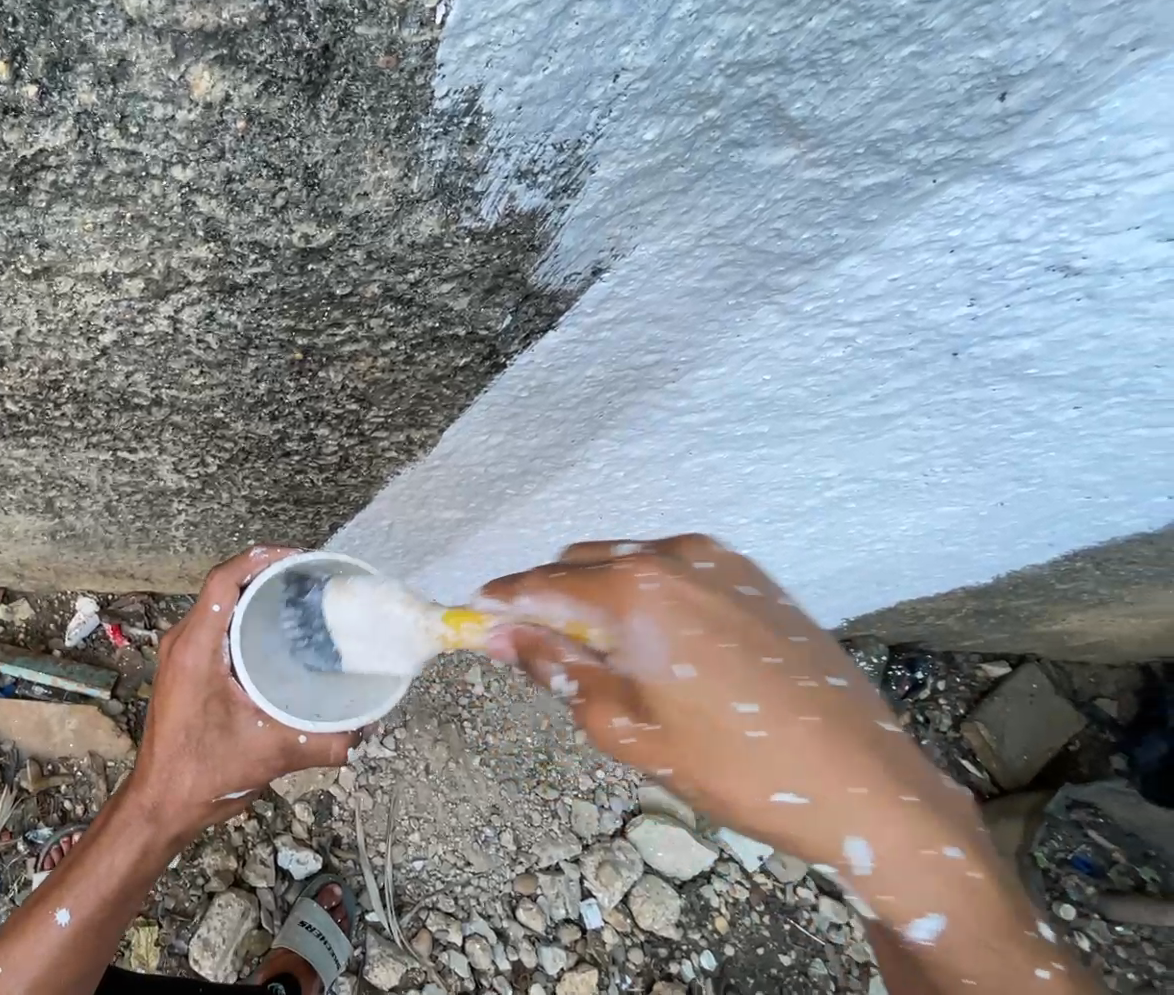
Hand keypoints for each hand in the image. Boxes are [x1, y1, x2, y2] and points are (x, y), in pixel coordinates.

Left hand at [123, 547, 353, 839]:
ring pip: (218, 605)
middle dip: (265, 573)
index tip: (298, 557)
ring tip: (296, 598)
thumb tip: (364, 728)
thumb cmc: (202, 774)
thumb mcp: (272, 753)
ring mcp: (180, 654)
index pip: (224, 580)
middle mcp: (183, 641)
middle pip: (224, 586)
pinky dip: (242, 619)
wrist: (161, 803)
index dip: (260, 558)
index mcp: (196, 647)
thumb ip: (325, 741)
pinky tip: (273, 635)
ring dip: (253, 595)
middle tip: (308, 577)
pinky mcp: (184, 668)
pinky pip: (214, 626)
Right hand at [479, 535, 1096, 991]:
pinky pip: (669, 566)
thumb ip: (552, 667)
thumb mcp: (621, 727)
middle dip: (548, 599)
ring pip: (622, 558)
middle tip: (547, 651)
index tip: (474, 616)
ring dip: (596, 594)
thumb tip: (499, 635)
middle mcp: (671, 555)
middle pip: (576, 562)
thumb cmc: (730, 765)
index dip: (500, 602)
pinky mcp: (751, 574)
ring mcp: (717, 559)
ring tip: (610, 652)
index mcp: (633, 590)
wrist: (866, 786)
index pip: (538, 584)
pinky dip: (643, 591)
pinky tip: (661, 641)